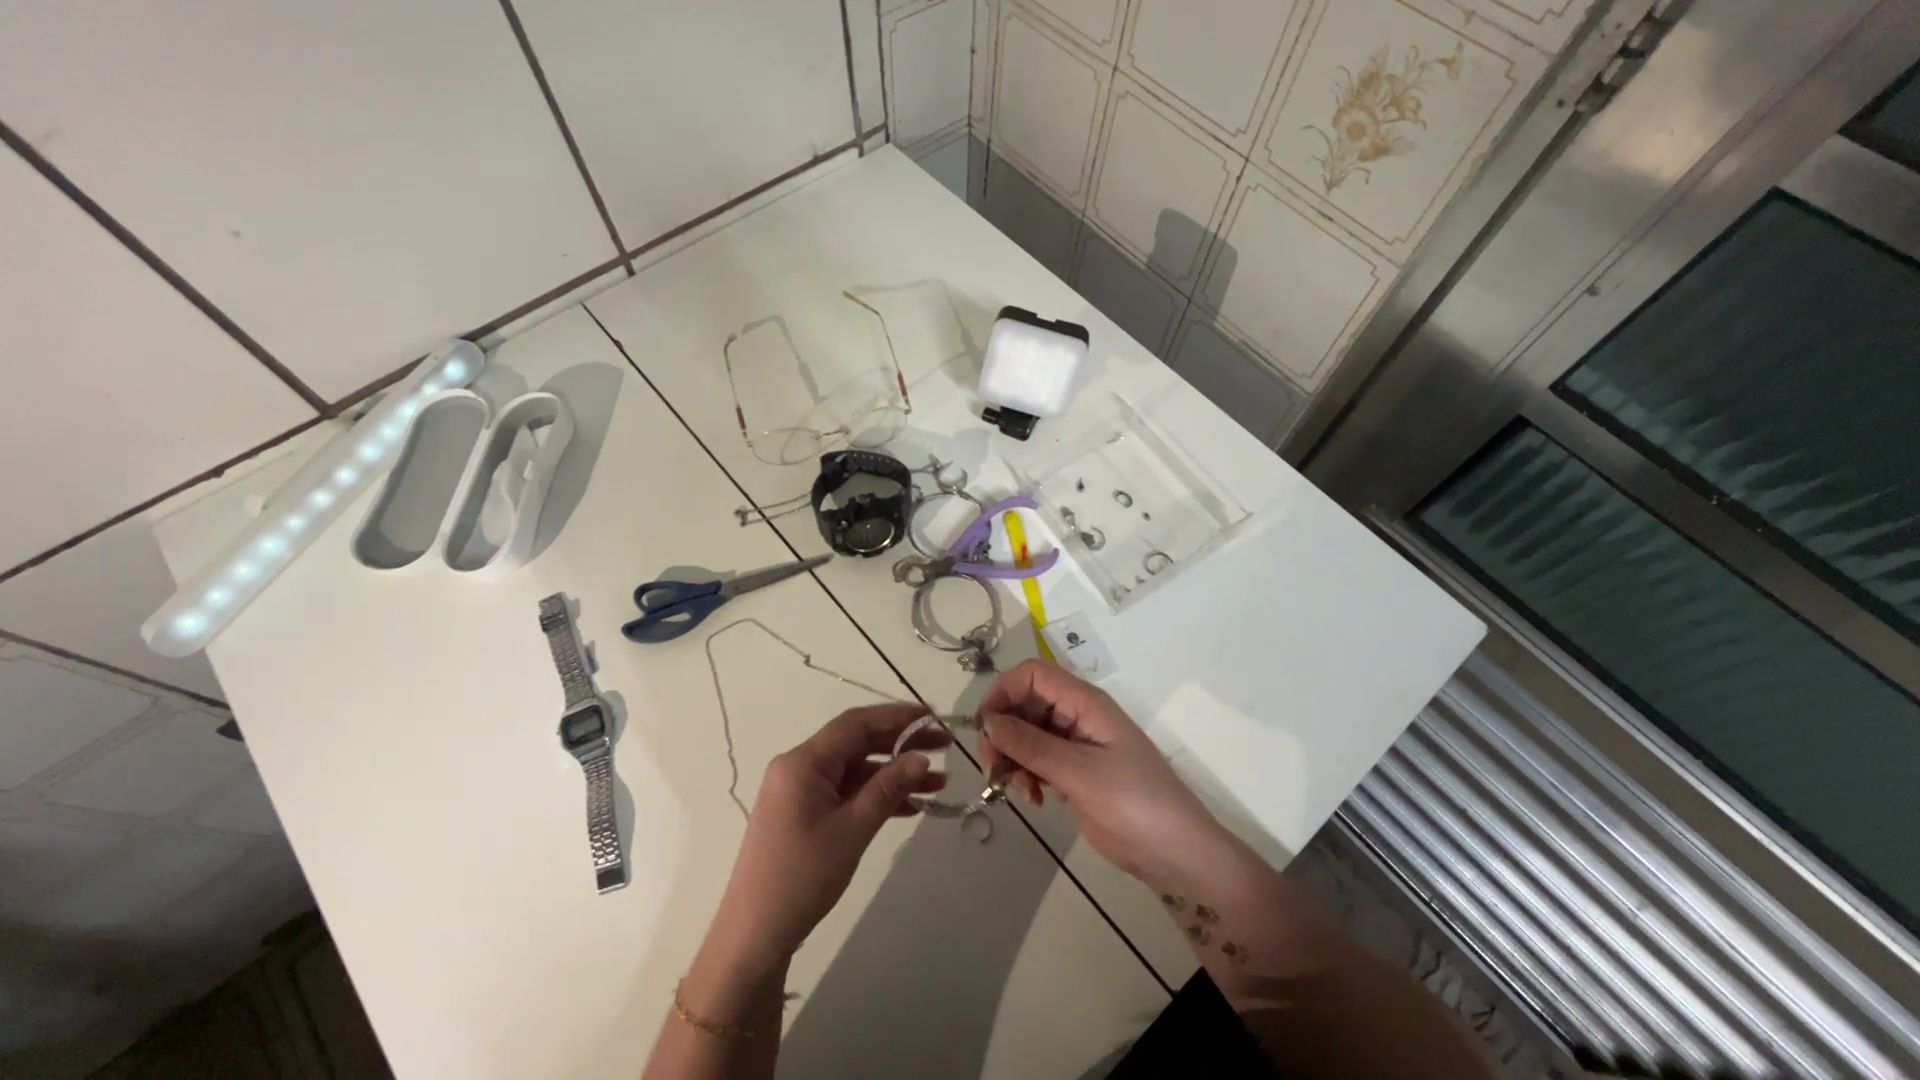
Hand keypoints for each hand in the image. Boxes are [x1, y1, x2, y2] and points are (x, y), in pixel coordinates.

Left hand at [709, 703, 948, 966]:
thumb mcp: (852, 830)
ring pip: (854, 770)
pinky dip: (874, 796)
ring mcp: (798, 792)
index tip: (935, 717)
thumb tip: (921, 758)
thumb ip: (888, 789)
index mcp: (803, 762)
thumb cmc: (802, 877)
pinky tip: (908, 808)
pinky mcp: (802, 814)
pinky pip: (844, 793)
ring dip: (893, 775)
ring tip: (938, 785)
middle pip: (856, 743)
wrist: (755, 933)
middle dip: (901, 744)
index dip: (898, 717)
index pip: (856, 724)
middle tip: (944, 748)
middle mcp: (798, 767)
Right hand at [977, 660, 1221, 882]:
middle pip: (1022, 704)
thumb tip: (988, 722)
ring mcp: (1074, 745)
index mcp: (1085, 703)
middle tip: (991, 771)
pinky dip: (1023, 775)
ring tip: (1015, 792)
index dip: (1002, 692)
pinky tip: (1031, 800)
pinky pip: (1034, 760)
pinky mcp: (1072, 772)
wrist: (1174, 852)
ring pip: (1023, 735)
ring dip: (1010, 759)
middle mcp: (1077, 716)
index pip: (1032, 675)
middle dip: (1001, 733)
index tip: (984, 730)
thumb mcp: (1080, 773)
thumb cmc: (1134, 804)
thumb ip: (1032, 745)